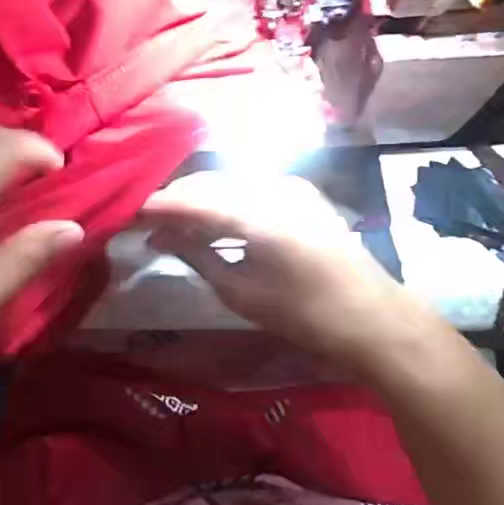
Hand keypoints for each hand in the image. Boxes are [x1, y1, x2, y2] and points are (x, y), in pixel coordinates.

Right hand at [140, 171, 447, 371]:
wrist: (376, 320)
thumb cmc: (307, 316)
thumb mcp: (242, 293)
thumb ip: (197, 256)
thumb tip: (159, 236)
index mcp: (259, 213)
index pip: (193, 200)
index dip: (157, 205)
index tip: (127, 214)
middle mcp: (274, 187)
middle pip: (209, 184)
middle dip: (175, 201)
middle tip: (146, 223)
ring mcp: (291, 187)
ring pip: (228, 184)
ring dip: (198, 201)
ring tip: (173, 226)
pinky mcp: (300, 194)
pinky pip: (249, 189)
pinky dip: (224, 203)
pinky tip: (210, 224)